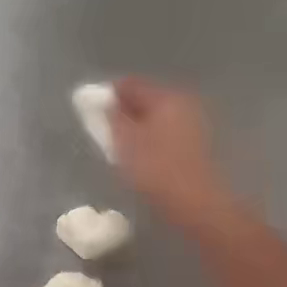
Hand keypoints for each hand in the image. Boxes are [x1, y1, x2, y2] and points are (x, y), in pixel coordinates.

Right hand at [110, 77, 245, 230]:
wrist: (195, 202)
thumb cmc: (155, 170)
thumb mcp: (124, 142)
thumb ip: (111, 118)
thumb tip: (103, 101)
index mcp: (165, 97)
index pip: (130, 84)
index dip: (108, 94)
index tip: (90, 110)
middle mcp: (183, 102)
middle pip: (146, 99)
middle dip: (124, 111)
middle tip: (104, 131)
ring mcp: (193, 122)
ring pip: (156, 117)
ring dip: (137, 127)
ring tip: (120, 147)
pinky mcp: (196, 143)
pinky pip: (166, 132)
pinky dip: (151, 139)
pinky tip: (141, 157)